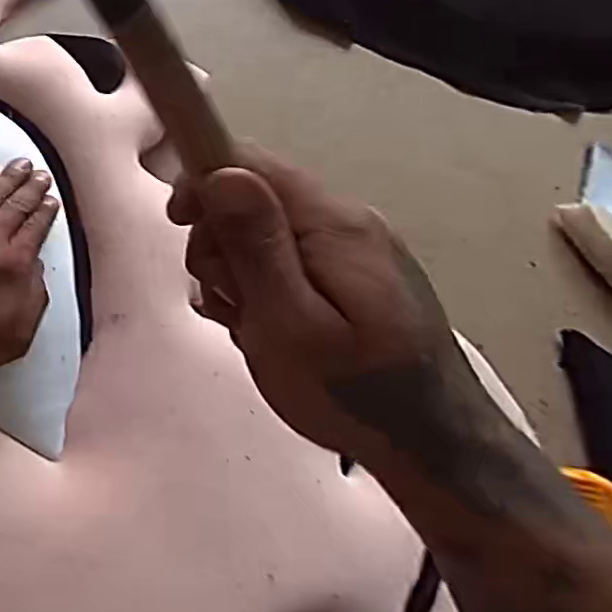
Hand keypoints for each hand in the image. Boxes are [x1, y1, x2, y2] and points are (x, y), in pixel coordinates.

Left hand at [0, 159, 58, 381]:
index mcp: (13, 266)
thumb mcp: (15, 336)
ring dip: (7, 177)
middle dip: (30, 187)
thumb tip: (35, 271)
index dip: (45, 211)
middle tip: (39, 174)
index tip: (51, 200)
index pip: (36, 228)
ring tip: (18, 165)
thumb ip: (33, 299)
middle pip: (15, 205)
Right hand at [167, 145, 498, 457]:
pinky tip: (260, 321)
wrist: (432, 449)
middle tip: (227, 295)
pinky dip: (252, 282)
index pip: (250, 162)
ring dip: (230, 268)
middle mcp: (344, 223)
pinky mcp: (345, 272)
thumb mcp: (289, 322)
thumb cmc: (354, 393)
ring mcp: (347, 248)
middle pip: (248, 196)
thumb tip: (223, 174)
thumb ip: (255, 245)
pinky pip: (276, 255)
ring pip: (255, 229)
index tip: (178, 223)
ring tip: (247, 318)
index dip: (201, 182)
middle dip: (216, 240)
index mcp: (333, 225)